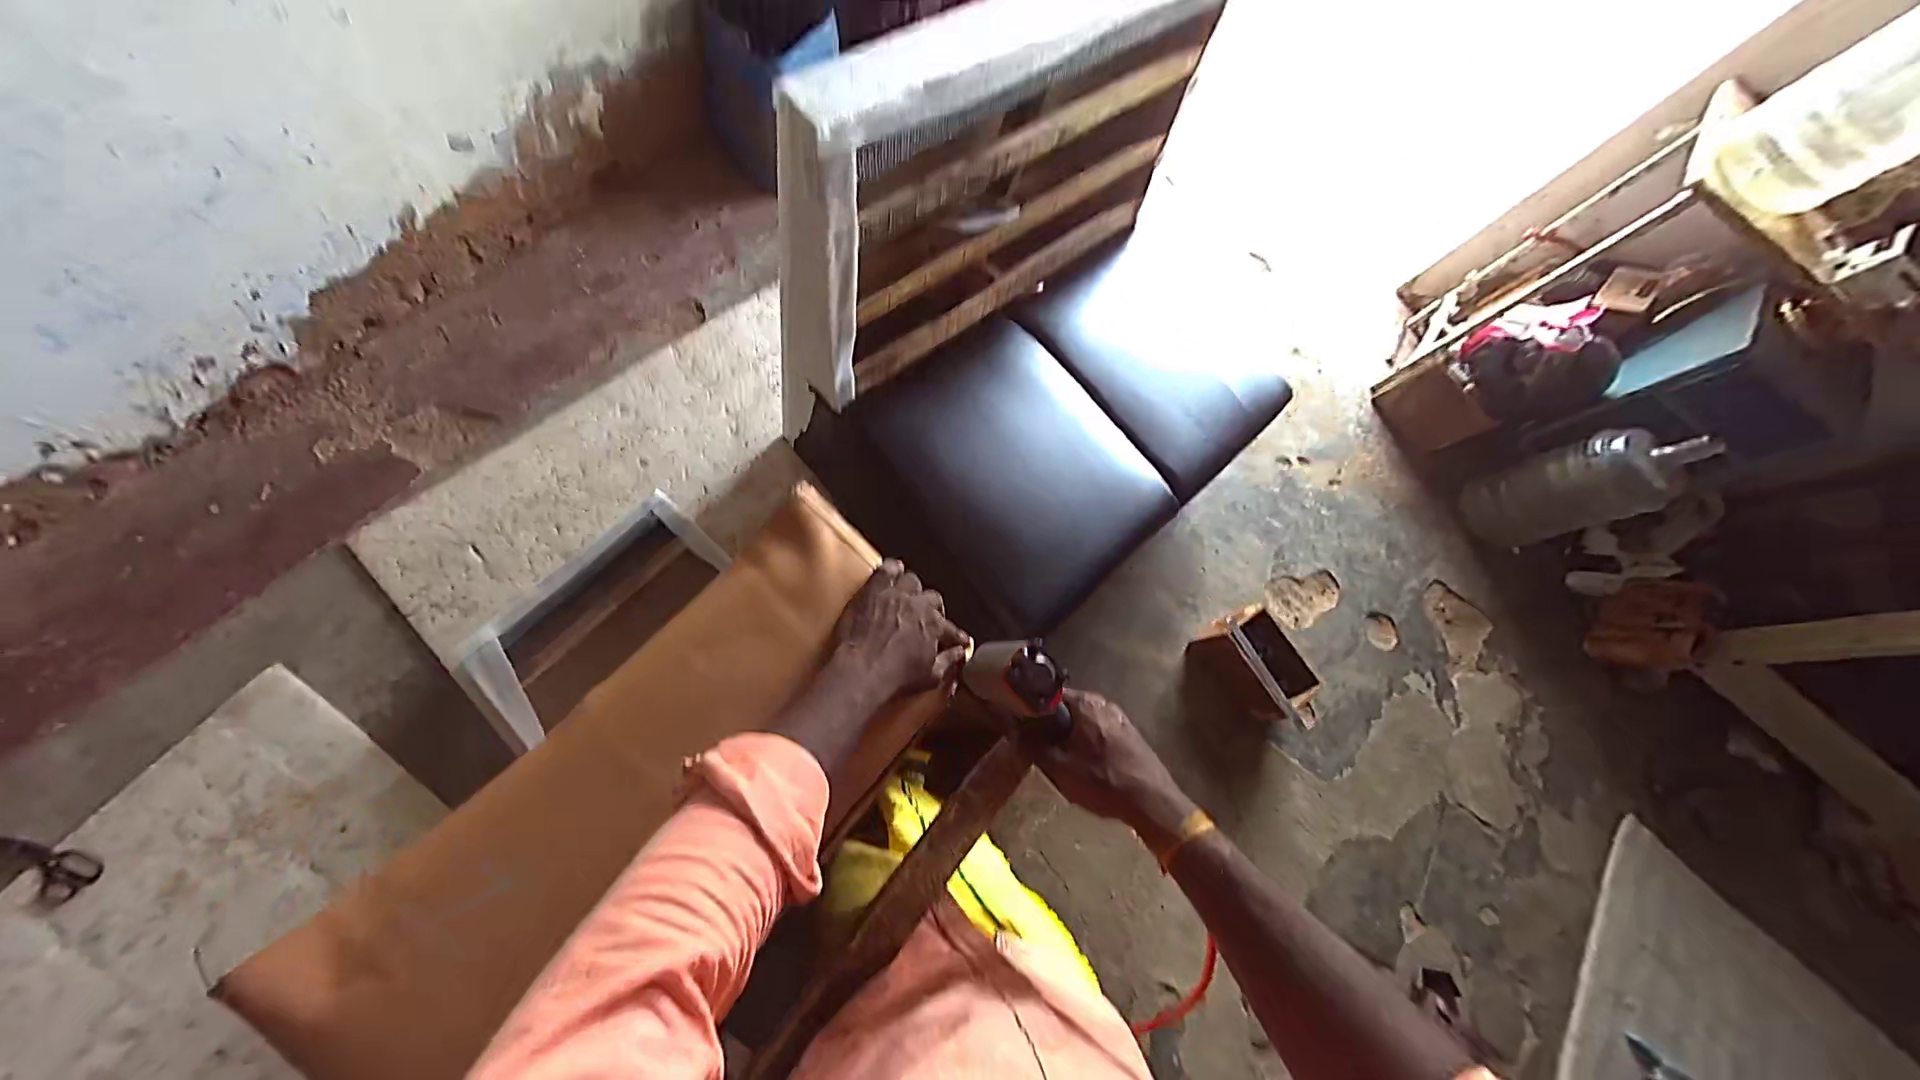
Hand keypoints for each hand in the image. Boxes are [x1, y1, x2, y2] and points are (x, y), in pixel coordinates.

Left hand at [830, 560, 971, 700]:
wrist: (861, 670)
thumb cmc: (895, 676)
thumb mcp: (930, 676)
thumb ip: (948, 662)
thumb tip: (960, 653)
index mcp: (934, 625)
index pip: (950, 628)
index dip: (954, 635)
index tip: (957, 639)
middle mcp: (918, 605)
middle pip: (932, 599)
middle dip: (931, 609)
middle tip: (926, 618)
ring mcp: (895, 594)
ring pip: (912, 580)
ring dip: (912, 589)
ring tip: (908, 596)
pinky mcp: (873, 589)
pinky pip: (887, 569)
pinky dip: (891, 569)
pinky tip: (892, 572)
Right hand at [1024, 690, 1197, 853]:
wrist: (1153, 803)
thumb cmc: (1104, 782)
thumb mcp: (1060, 768)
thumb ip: (1034, 746)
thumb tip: (1016, 731)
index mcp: (1085, 703)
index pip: (1047, 694)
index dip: (1030, 710)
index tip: (1020, 726)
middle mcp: (1103, 702)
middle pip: (1065, 707)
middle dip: (1050, 726)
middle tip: (1037, 747)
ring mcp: (1118, 717)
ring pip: (1081, 721)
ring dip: (1068, 736)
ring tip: (1058, 759)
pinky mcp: (1128, 733)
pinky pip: (1096, 730)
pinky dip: (1085, 742)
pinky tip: (1082, 764)